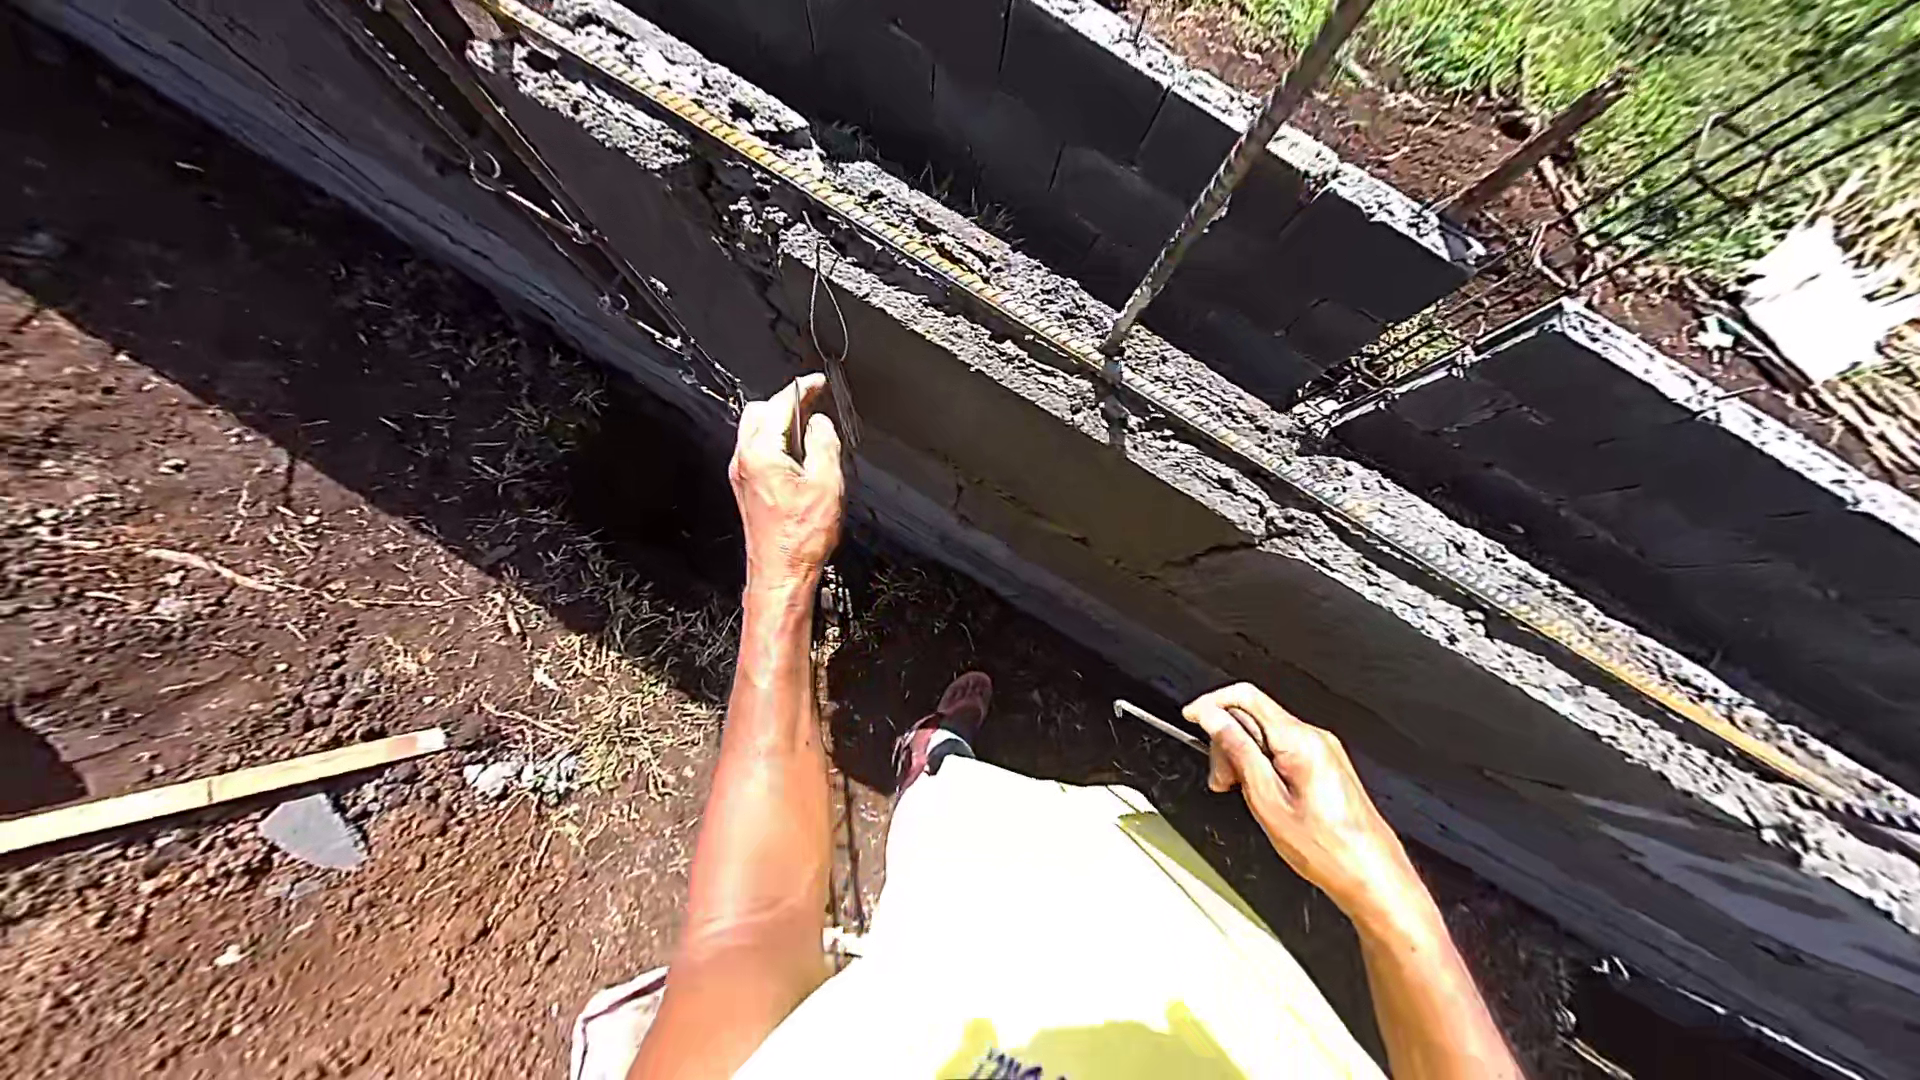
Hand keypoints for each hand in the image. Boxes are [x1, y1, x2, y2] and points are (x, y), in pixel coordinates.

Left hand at [729, 374, 844, 590]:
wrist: (782, 574)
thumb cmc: (799, 538)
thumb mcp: (826, 483)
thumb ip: (824, 444)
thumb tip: (820, 424)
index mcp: (760, 453)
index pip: (780, 405)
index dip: (802, 389)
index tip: (817, 383)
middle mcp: (744, 461)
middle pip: (759, 412)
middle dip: (786, 402)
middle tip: (813, 401)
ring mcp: (742, 476)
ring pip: (756, 431)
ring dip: (781, 423)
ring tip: (810, 428)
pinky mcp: (747, 490)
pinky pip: (758, 452)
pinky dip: (777, 443)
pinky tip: (799, 455)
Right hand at [1184, 683, 1422, 927]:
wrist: (1374, 879)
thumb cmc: (1330, 851)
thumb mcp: (1267, 800)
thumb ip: (1237, 751)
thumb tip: (1213, 719)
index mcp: (1300, 741)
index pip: (1245, 696)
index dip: (1211, 704)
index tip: (1191, 718)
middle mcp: (1314, 738)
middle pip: (1251, 716)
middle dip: (1225, 741)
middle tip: (1221, 778)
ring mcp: (1322, 749)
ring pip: (1263, 733)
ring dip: (1240, 755)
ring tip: (1238, 790)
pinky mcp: (1324, 763)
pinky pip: (1280, 747)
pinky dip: (1260, 763)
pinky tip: (1258, 791)